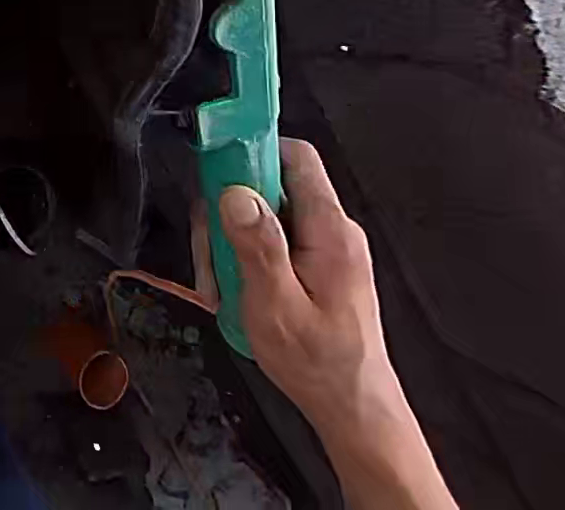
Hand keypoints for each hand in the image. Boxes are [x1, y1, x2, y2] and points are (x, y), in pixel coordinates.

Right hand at [217, 139, 403, 435]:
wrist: (355, 415)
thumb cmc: (317, 363)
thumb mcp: (277, 306)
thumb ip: (258, 246)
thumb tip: (235, 191)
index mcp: (329, 229)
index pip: (296, 156)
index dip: (255, 150)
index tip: (215, 173)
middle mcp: (329, 227)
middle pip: (267, 186)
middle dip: (227, 214)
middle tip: (210, 257)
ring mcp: (321, 245)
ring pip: (260, 214)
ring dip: (229, 242)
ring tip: (218, 285)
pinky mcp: (312, 262)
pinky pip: (268, 238)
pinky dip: (242, 257)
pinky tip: (232, 290)